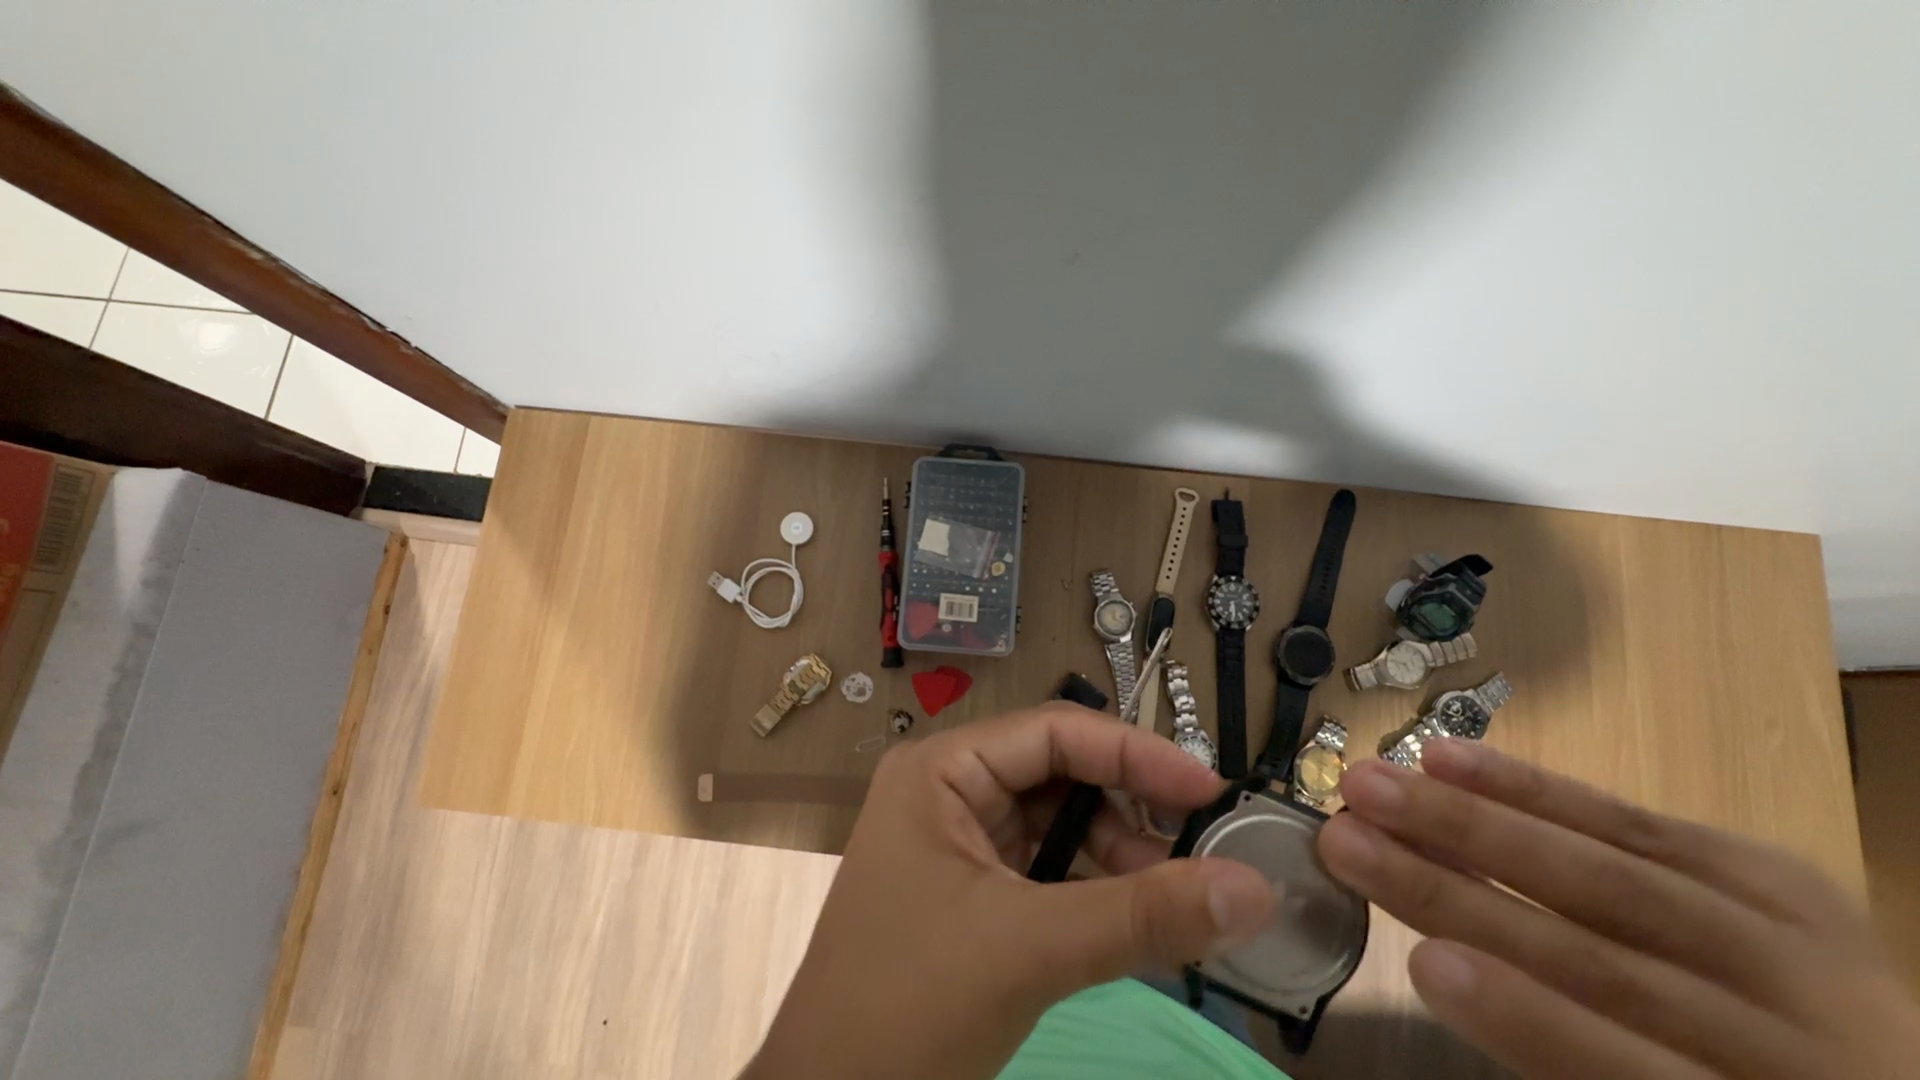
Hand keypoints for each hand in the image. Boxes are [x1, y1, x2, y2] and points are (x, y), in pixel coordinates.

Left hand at [742, 702, 1274, 1078]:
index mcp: (940, 770)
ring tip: (1173, 896)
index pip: (1054, 732)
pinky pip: (1046, 869)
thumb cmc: (911, 1003)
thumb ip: (1144, 916)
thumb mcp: (1031, 949)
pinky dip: (1094, 889)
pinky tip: (1136, 918)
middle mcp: (947, 791)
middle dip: (1129, 809)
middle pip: (1060, 773)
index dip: (1136, 753)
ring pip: (1058, 824)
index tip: (1211, 791)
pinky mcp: (970, 892)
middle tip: (1201, 850)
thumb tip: (1257, 889)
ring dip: (1117, 854)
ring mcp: (956, 842)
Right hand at [1319, 738, 1919, 1078]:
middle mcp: (1807, 1041)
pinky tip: (1451, 760)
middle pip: (1609, 956)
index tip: (1424, 966)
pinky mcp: (1775, 875)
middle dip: (1462, 891)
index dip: (1531, 1019)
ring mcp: (1799, 946)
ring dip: (1473, 822)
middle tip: (1346, 839)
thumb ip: (1567, 1054)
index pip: (1636, 1070)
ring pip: (1616, 873)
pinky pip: (1642, 823)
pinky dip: (1536, 788)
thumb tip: (1449, 965)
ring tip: (1372, 784)